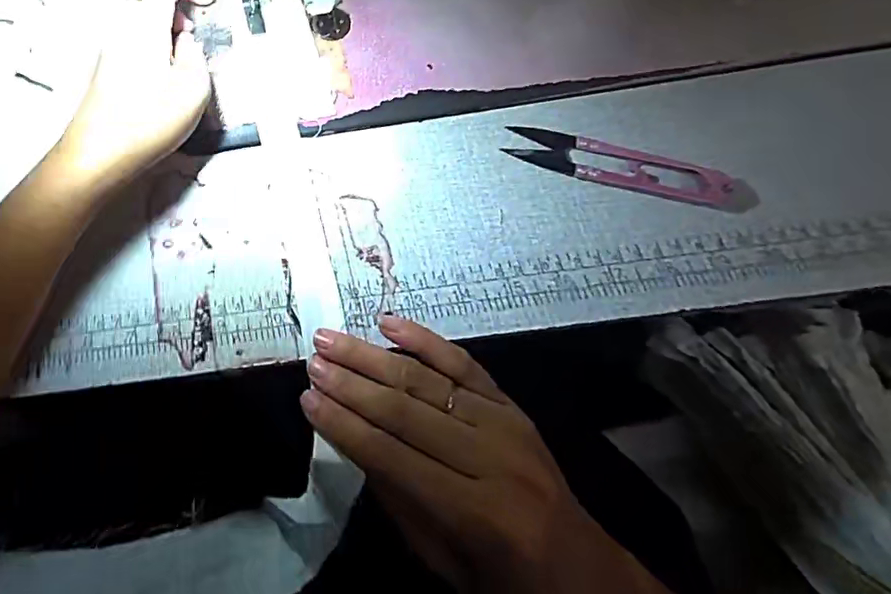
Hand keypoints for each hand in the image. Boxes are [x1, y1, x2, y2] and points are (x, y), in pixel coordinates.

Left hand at [46, 0, 214, 194]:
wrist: (98, 153)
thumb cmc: (138, 124)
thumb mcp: (193, 86)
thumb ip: (196, 53)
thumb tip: (188, 45)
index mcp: (145, 22)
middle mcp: (122, 27)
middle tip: (205, 1)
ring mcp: (111, 44)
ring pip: (145, 13)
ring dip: (170, 15)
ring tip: (190, 35)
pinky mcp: (108, 62)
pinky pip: (136, 33)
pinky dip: (156, 34)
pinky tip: (170, 57)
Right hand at [301, 316, 669, 593]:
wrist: (584, 574)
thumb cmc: (502, 576)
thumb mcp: (442, 557)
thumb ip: (394, 494)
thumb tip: (345, 432)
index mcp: (480, 515)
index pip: (393, 456)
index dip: (344, 426)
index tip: (305, 399)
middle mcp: (496, 463)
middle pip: (407, 411)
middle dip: (351, 385)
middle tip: (312, 363)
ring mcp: (508, 427)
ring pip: (427, 380)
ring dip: (371, 357)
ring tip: (330, 339)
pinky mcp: (512, 406)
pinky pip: (463, 364)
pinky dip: (424, 339)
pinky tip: (388, 322)